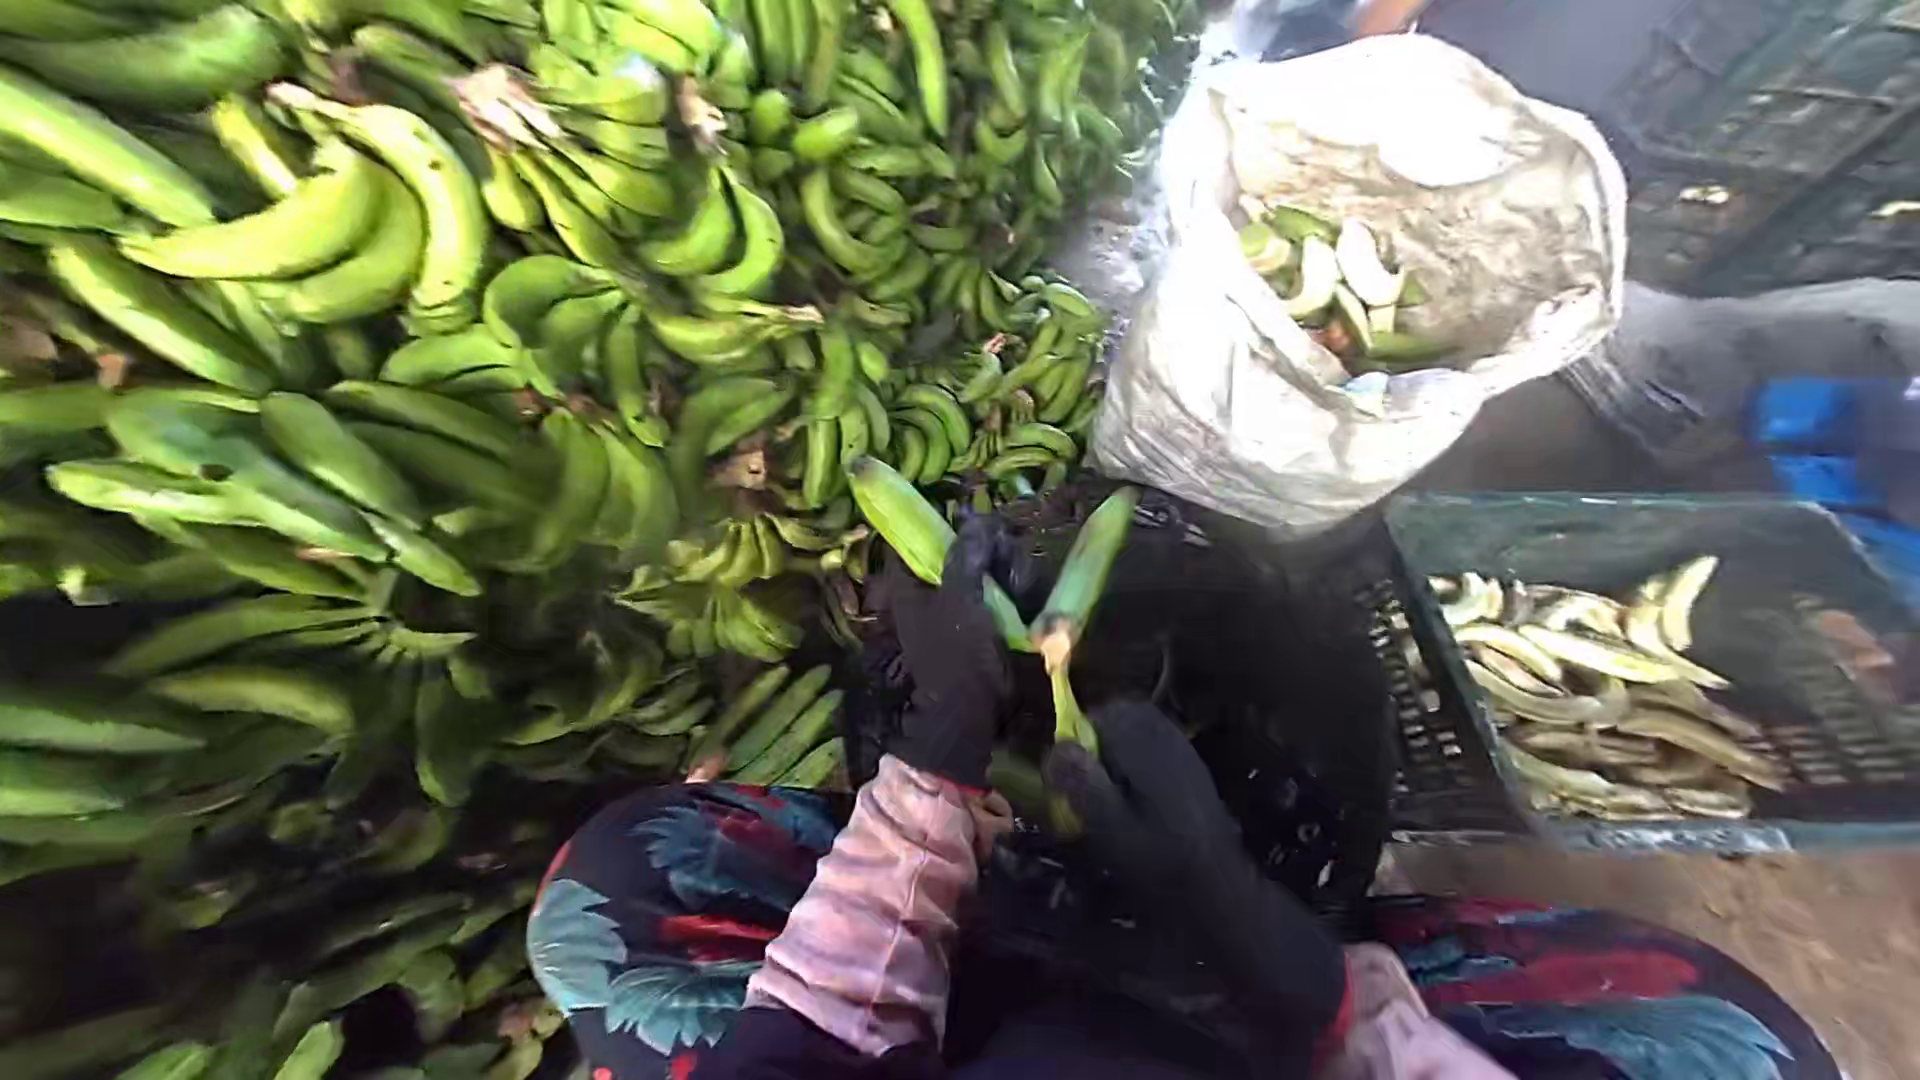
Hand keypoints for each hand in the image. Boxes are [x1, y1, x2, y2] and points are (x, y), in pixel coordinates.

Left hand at [869, 514, 1014, 787]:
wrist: (973, 708)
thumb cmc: (956, 652)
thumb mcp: (960, 597)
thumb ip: (966, 555)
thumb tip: (977, 518)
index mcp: (910, 583)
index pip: (915, 537)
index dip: (938, 522)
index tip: (970, 518)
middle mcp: (930, 589)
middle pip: (956, 547)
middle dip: (984, 545)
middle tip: (1003, 547)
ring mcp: (957, 604)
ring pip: (981, 565)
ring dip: (1003, 566)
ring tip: (1015, 579)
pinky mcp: (980, 618)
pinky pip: (996, 588)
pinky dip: (1010, 586)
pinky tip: (1022, 592)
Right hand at [1046, 702, 1346, 1046]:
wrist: (1220, 887)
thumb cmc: (1160, 859)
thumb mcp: (1109, 826)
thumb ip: (1080, 782)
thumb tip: (1055, 747)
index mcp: (1144, 742)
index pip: (1097, 714)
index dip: (1077, 738)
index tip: (1073, 775)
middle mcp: (1164, 733)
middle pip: (1115, 714)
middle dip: (1095, 740)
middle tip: (1089, 782)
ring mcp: (1179, 745)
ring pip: (1132, 726)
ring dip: (1114, 748)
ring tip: (1111, 791)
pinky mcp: (1188, 762)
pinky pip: (1150, 742)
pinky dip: (1134, 758)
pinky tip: (1136, 796)